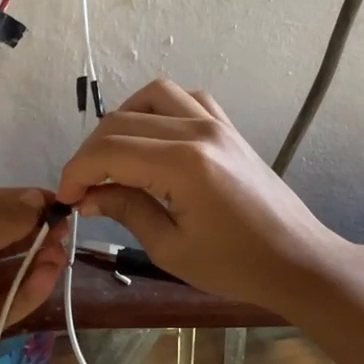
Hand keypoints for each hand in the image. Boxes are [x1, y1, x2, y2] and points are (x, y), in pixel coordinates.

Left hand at [0, 188, 68, 363]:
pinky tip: (49, 277)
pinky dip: (26, 290)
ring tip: (62, 254)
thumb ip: (1, 220)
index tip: (58, 203)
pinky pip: (4, 301)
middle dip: (32, 232)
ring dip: (34, 261)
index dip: (21, 202)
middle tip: (68, 229)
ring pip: (5, 270)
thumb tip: (38, 200)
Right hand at [55, 79, 357, 315]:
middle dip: (90, 153)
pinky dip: (158, 111)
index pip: (108, 151)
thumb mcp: (170, 248)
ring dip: (122, 122)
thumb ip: (126, 210)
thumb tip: (88, 196)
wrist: (298, 261)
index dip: (76, 172)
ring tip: (112, 158)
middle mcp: (198, 131)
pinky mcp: (229, 128)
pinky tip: (151, 141)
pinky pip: (187, 98)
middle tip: (82, 189)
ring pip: (152, 96)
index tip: (65, 199)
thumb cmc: (235, 267)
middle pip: (122, 122)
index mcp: (182, 165)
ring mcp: (217, 124)